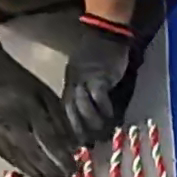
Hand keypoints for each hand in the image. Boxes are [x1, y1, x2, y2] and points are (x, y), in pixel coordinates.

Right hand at [0, 38, 75, 176]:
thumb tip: (71, 148)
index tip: (73, 168)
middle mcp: (10, 122)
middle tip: (65, 176)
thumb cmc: (26, 87)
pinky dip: (26, 167)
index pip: (47, 139)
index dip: (61, 157)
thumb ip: (60, 122)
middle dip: (51, 169)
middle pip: (34, 154)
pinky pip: (11, 159)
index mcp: (27, 109)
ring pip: (21, 161)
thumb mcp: (49, 98)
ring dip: (39, 171)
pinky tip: (37, 171)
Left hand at [62, 13, 137, 145]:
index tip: (77, 143)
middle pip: (71, 110)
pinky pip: (98, 96)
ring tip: (103, 133)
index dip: (70, 126)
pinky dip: (104, 108)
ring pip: (83, 106)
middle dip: (80, 129)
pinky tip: (111, 116)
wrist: (107, 32)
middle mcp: (74, 82)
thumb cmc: (99, 53)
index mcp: (70, 82)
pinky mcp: (99, 76)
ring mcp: (85, 78)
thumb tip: (94, 113)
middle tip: (90, 144)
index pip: (66, 108)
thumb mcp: (88, 72)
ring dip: (93, 122)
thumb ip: (87, 90)